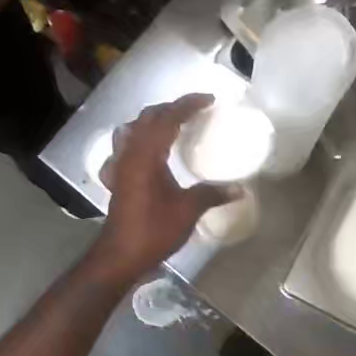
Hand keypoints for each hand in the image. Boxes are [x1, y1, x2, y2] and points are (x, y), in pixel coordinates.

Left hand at [92, 94, 233, 280]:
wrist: (120, 255)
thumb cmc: (154, 230)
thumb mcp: (188, 210)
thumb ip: (212, 194)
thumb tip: (240, 188)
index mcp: (147, 154)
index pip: (168, 117)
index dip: (188, 104)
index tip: (209, 100)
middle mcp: (130, 153)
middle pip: (147, 118)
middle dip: (170, 109)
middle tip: (194, 111)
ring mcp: (119, 166)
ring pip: (131, 131)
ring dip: (149, 122)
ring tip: (169, 125)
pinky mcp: (115, 180)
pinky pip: (121, 152)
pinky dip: (134, 144)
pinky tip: (143, 154)